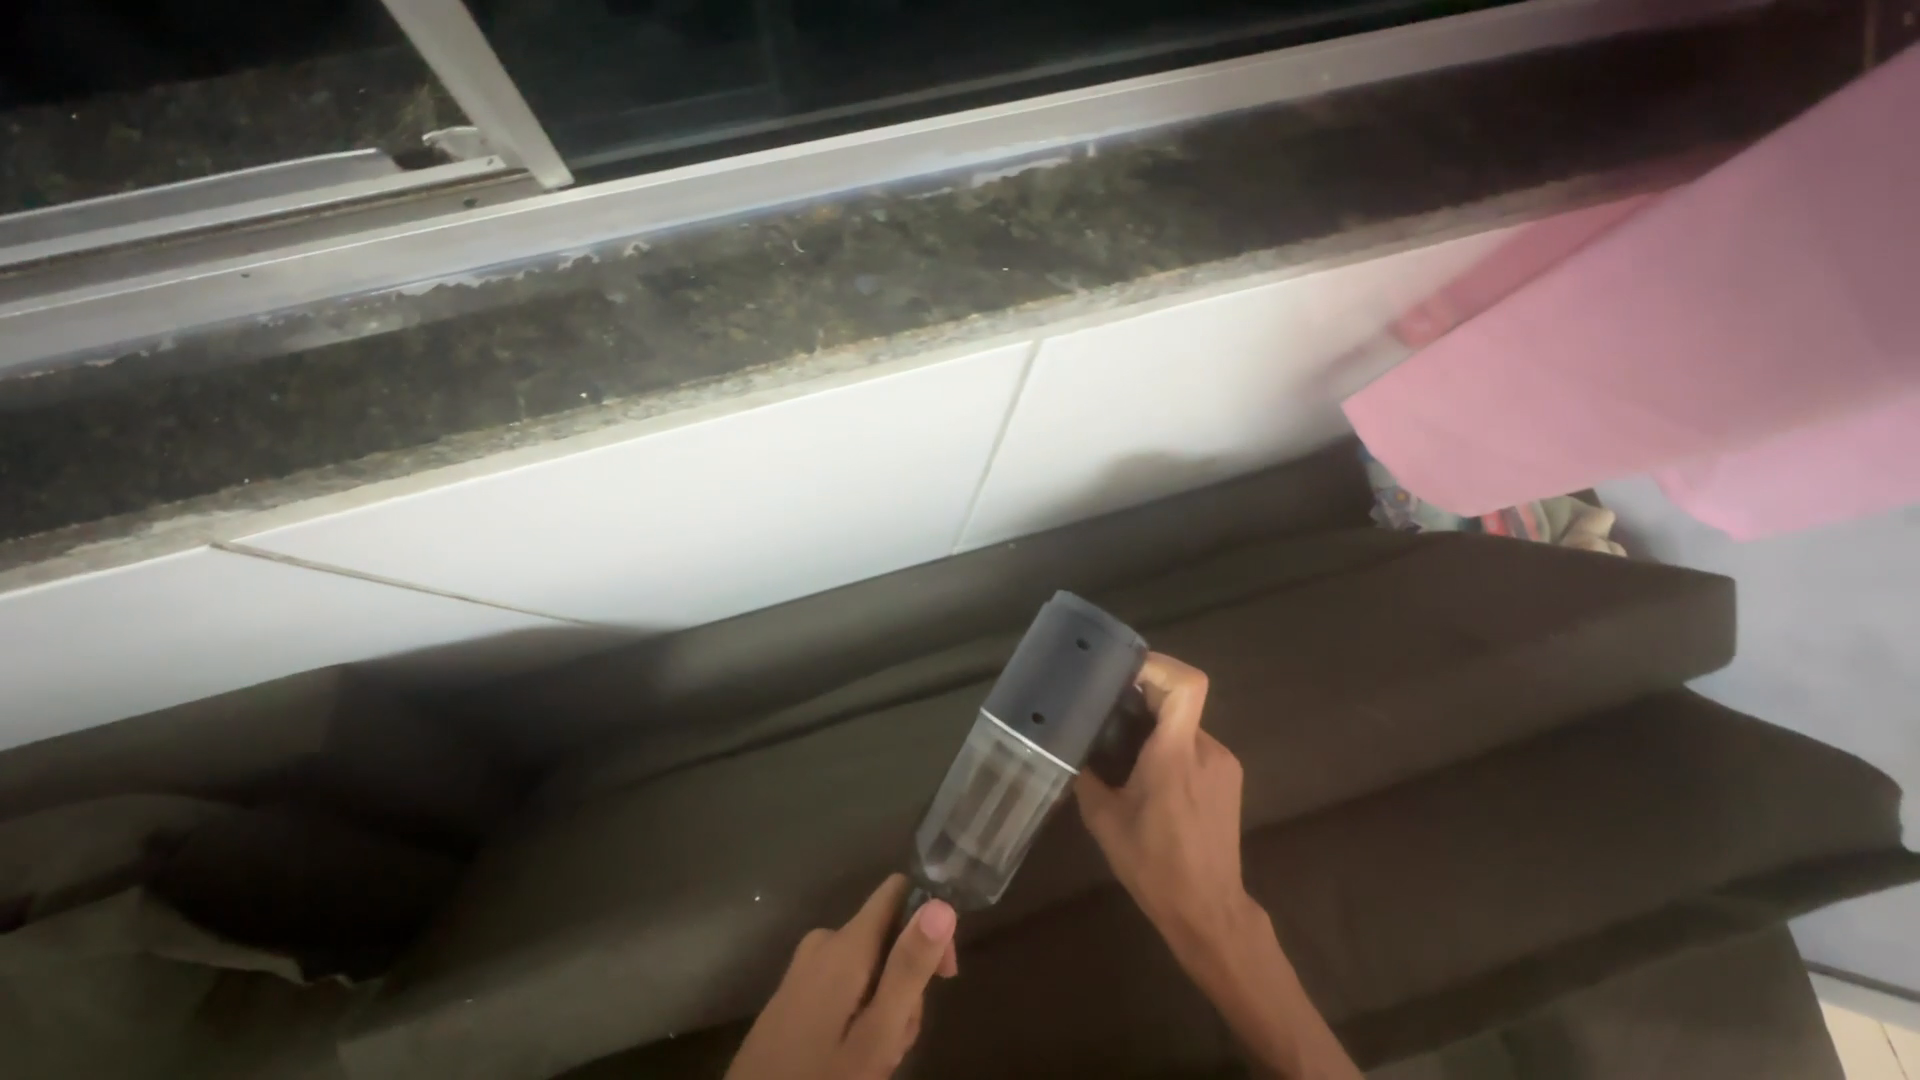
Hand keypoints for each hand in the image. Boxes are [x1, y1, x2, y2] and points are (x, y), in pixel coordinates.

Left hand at [725, 874, 958, 1079]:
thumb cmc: (820, 1079)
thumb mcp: (877, 1034)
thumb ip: (909, 967)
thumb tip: (943, 903)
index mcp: (844, 943)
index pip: (898, 890)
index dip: (930, 921)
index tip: (944, 974)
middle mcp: (824, 942)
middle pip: (887, 937)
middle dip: (906, 982)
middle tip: (899, 1039)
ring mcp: (804, 967)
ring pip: (868, 966)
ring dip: (884, 1005)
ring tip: (876, 1056)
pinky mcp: (794, 992)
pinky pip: (844, 982)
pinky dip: (860, 1012)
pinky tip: (853, 1053)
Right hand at [1075, 653, 1252, 949]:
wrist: (1208, 909)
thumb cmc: (1154, 865)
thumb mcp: (1104, 821)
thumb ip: (1086, 777)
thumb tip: (1071, 748)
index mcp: (1176, 754)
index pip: (1186, 684)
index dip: (1158, 666)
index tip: (1124, 671)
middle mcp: (1207, 749)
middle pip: (1178, 702)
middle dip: (1143, 702)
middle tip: (1107, 715)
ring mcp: (1223, 764)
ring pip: (1185, 727)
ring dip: (1156, 731)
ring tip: (1125, 757)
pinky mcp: (1230, 780)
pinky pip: (1196, 748)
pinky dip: (1172, 750)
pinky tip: (1150, 782)